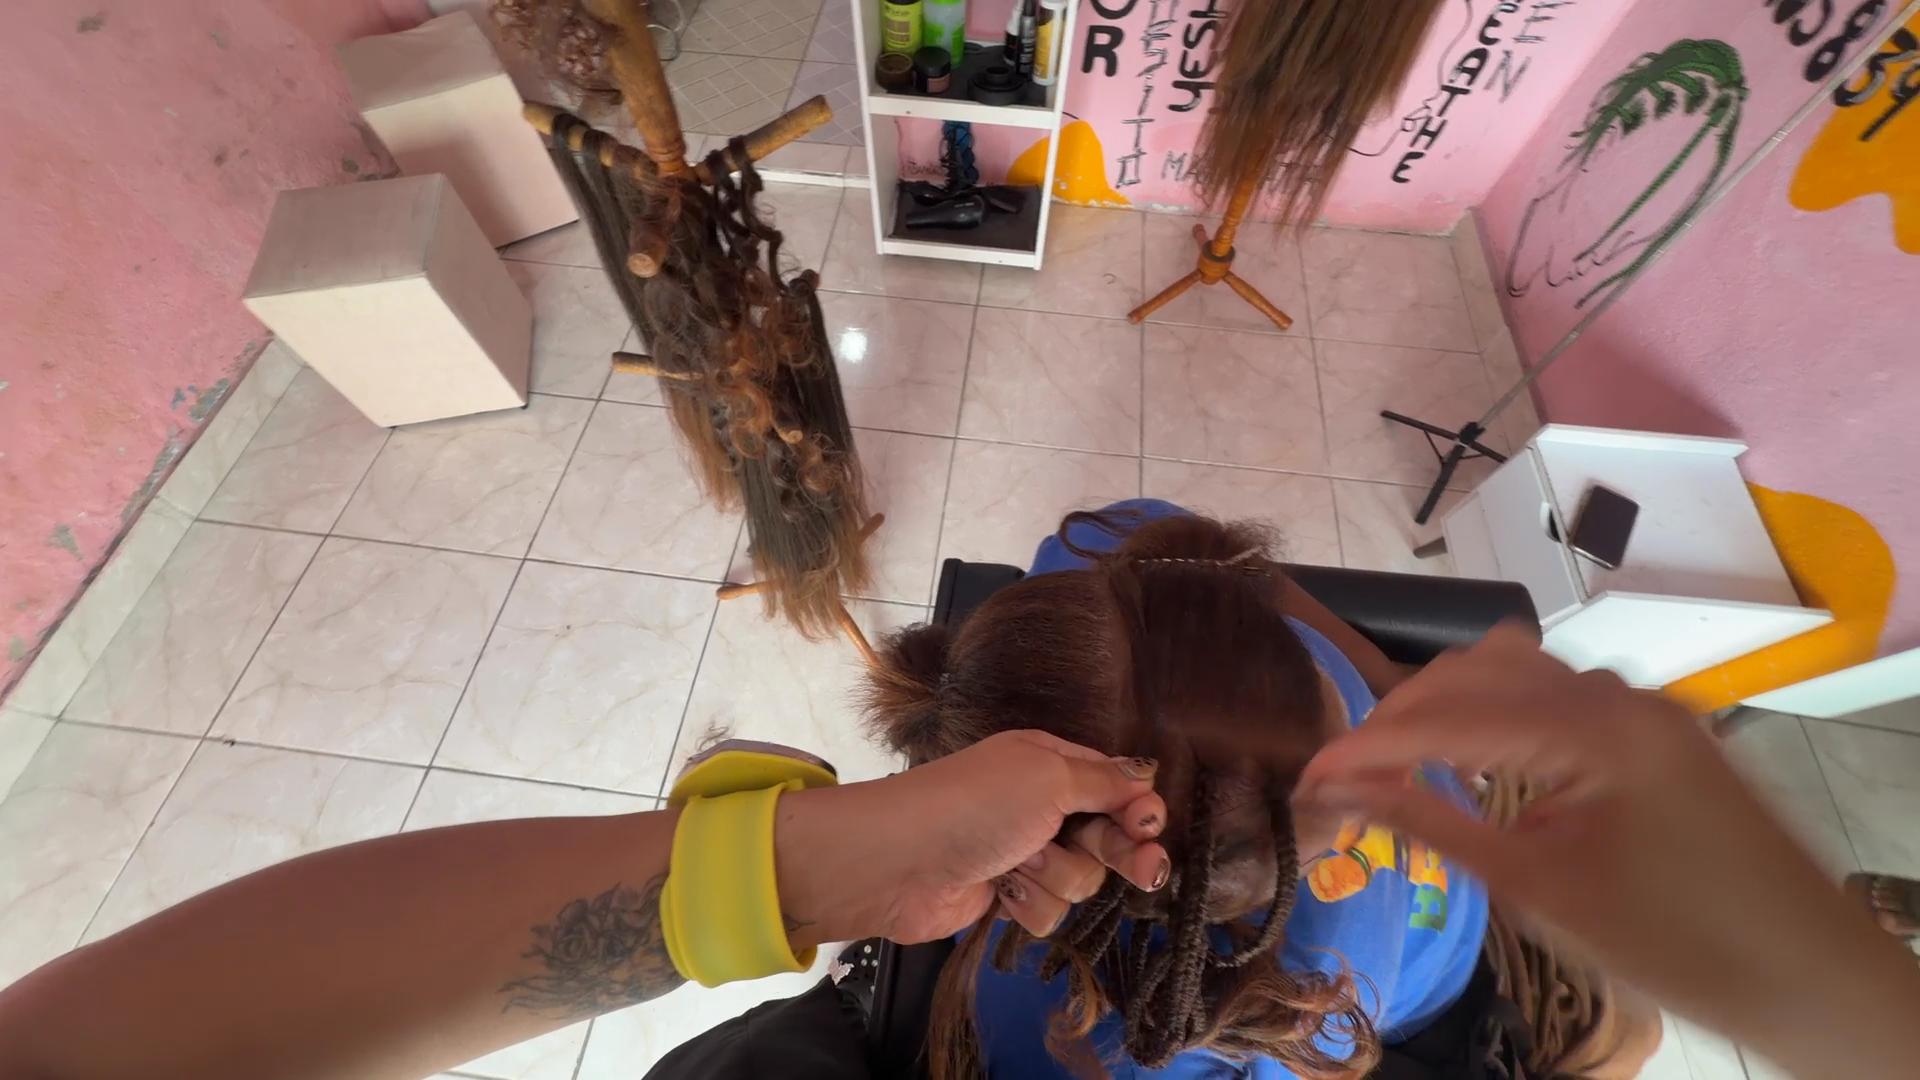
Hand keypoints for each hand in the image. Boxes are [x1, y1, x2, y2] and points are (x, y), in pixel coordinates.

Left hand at [776, 730, 1169, 945]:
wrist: (902, 860)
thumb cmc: (978, 805)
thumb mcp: (1047, 776)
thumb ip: (1102, 781)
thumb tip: (1145, 773)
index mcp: (1050, 761)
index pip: (1114, 783)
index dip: (1137, 808)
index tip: (1149, 827)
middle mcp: (1041, 803)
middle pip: (1107, 834)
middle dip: (1120, 853)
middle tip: (1144, 870)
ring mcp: (1024, 850)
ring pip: (1080, 878)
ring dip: (1055, 876)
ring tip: (1018, 863)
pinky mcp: (1008, 894)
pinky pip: (1049, 909)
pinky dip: (1028, 903)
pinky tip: (1001, 891)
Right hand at [1292, 624, 1919, 1078]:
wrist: (1830, 989)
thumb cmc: (1678, 948)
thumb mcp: (1535, 890)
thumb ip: (1428, 822)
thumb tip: (1335, 790)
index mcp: (1594, 732)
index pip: (1444, 720)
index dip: (1364, 745)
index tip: (1307, 774)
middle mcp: (1613, 694)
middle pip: (1467, 672)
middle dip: (1395, 715)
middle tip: (1350, 770)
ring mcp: (1635, 701)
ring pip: (1504, 662)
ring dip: (1441, 698)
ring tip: (1404, 751)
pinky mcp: (1646, 720)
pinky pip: (1544, 683)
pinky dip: (1488, 704)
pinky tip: (1474, 748)